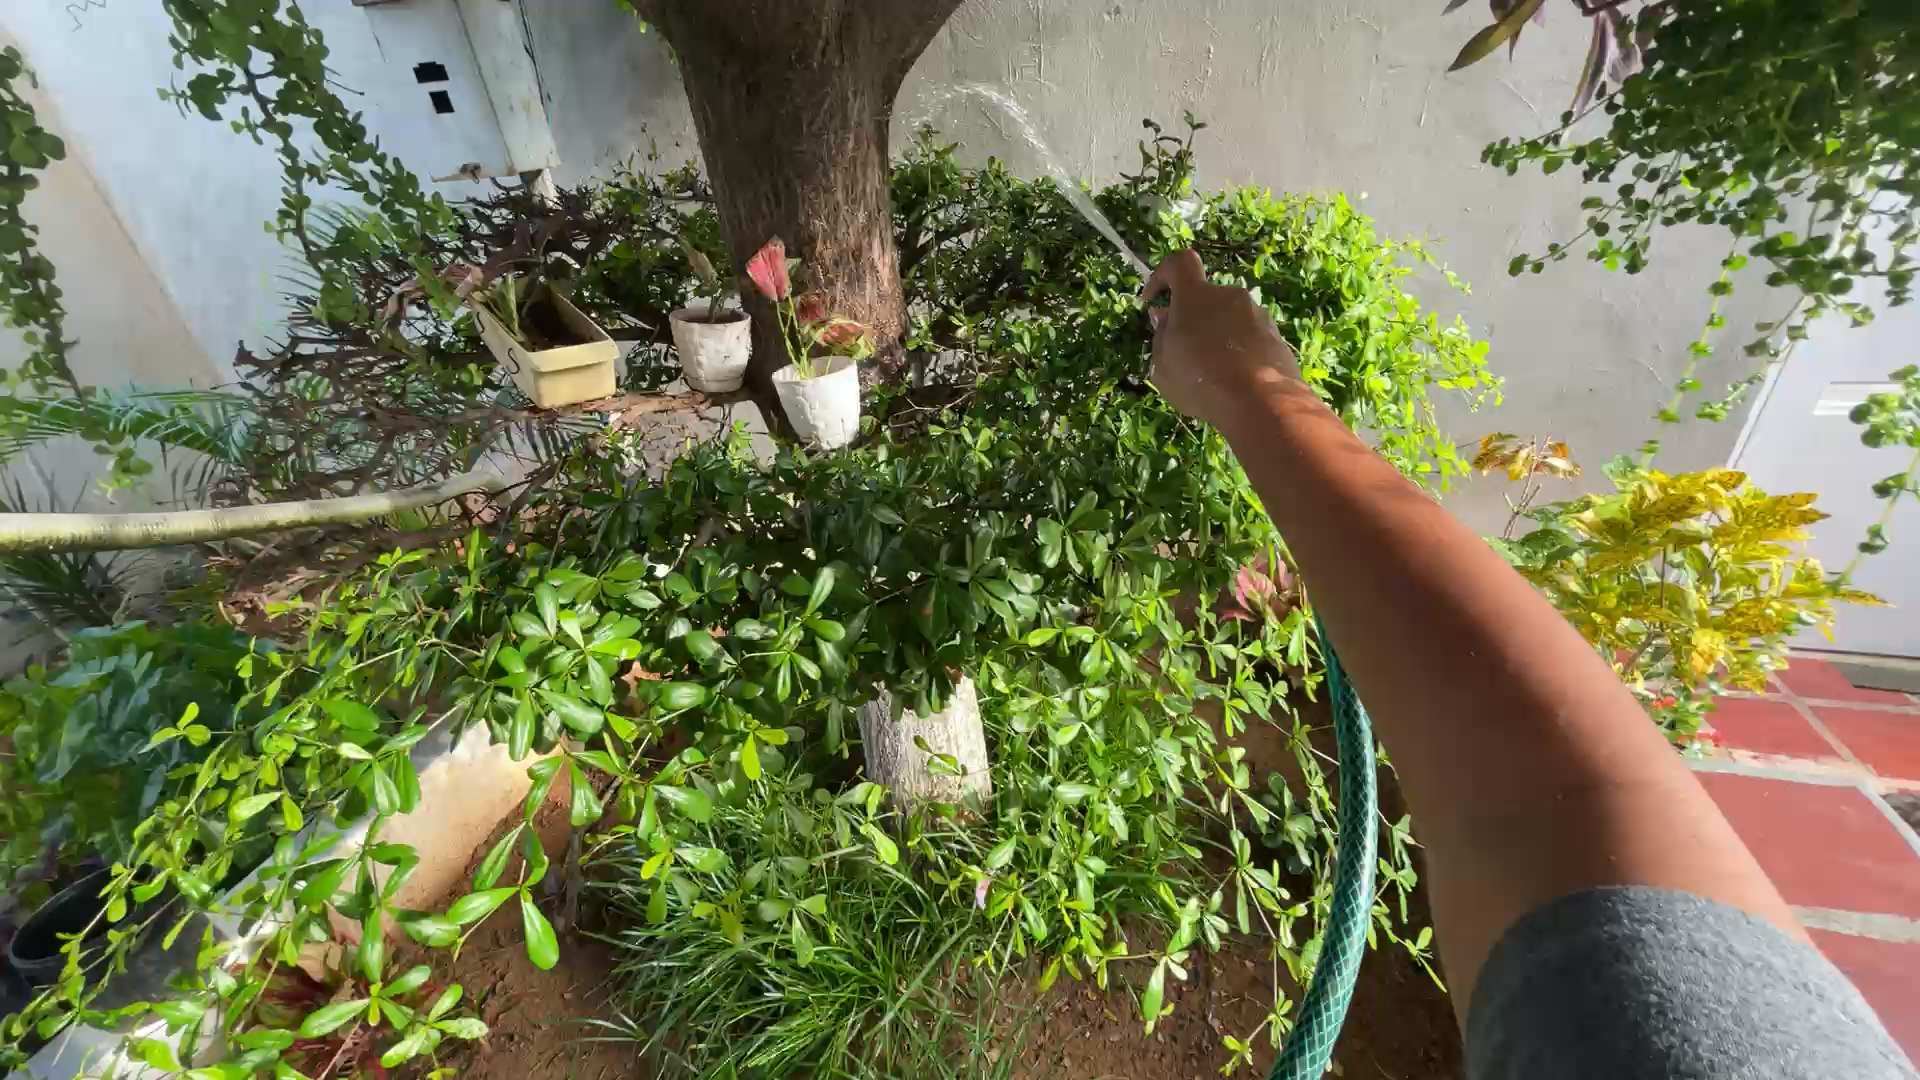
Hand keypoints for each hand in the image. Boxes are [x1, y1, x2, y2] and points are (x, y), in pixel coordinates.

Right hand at [1142, 250, 1304, 428]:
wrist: (1260, 401)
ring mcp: (1256, 313)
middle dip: (1190, 318)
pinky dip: (1236, 349)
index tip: (1153, 300)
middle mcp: (1228, 295)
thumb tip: (1164, 317)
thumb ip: (1161, 337)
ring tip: (1210, 371)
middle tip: (1182, 349)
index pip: (1179, 263)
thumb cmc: (1200, 381)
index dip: (1162, 275)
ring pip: (1227, 317)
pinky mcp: (1274, 334)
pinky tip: (1233, 378)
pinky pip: (1247, 335)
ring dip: (1215, 335)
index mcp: (1196, 296)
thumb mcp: (1162, 367)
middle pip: (1204, 297)